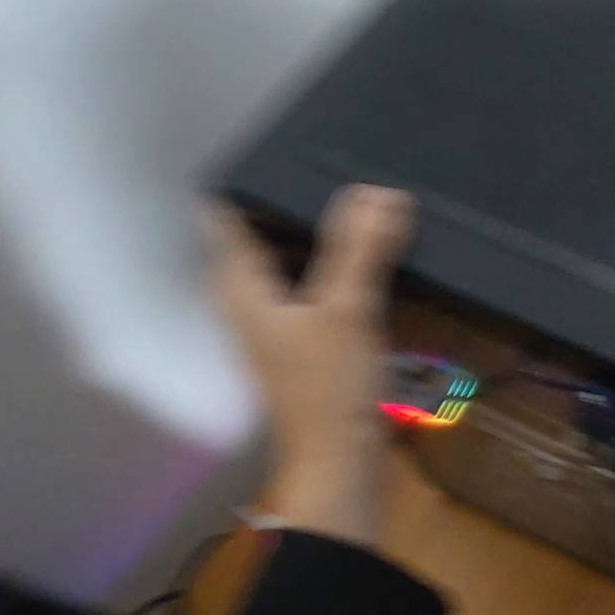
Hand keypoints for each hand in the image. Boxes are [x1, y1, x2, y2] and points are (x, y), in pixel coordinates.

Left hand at [209, 185, 415, 545]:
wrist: (341, 461)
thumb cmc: (330, 389)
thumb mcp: (346, 309)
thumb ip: (360, 248)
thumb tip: (383, 193)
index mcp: (239, 282)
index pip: (231, 207)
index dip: (264, 177)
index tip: (308, 153)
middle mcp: (250, 296)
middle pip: (270, 230)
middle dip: (310, 205)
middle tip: (358, 179)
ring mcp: (278, 320)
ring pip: (299, 260)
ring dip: (331, 239)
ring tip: (376, 212)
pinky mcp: (307, 341)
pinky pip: (320, 288)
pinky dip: (343, 272)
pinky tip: (379, 264)